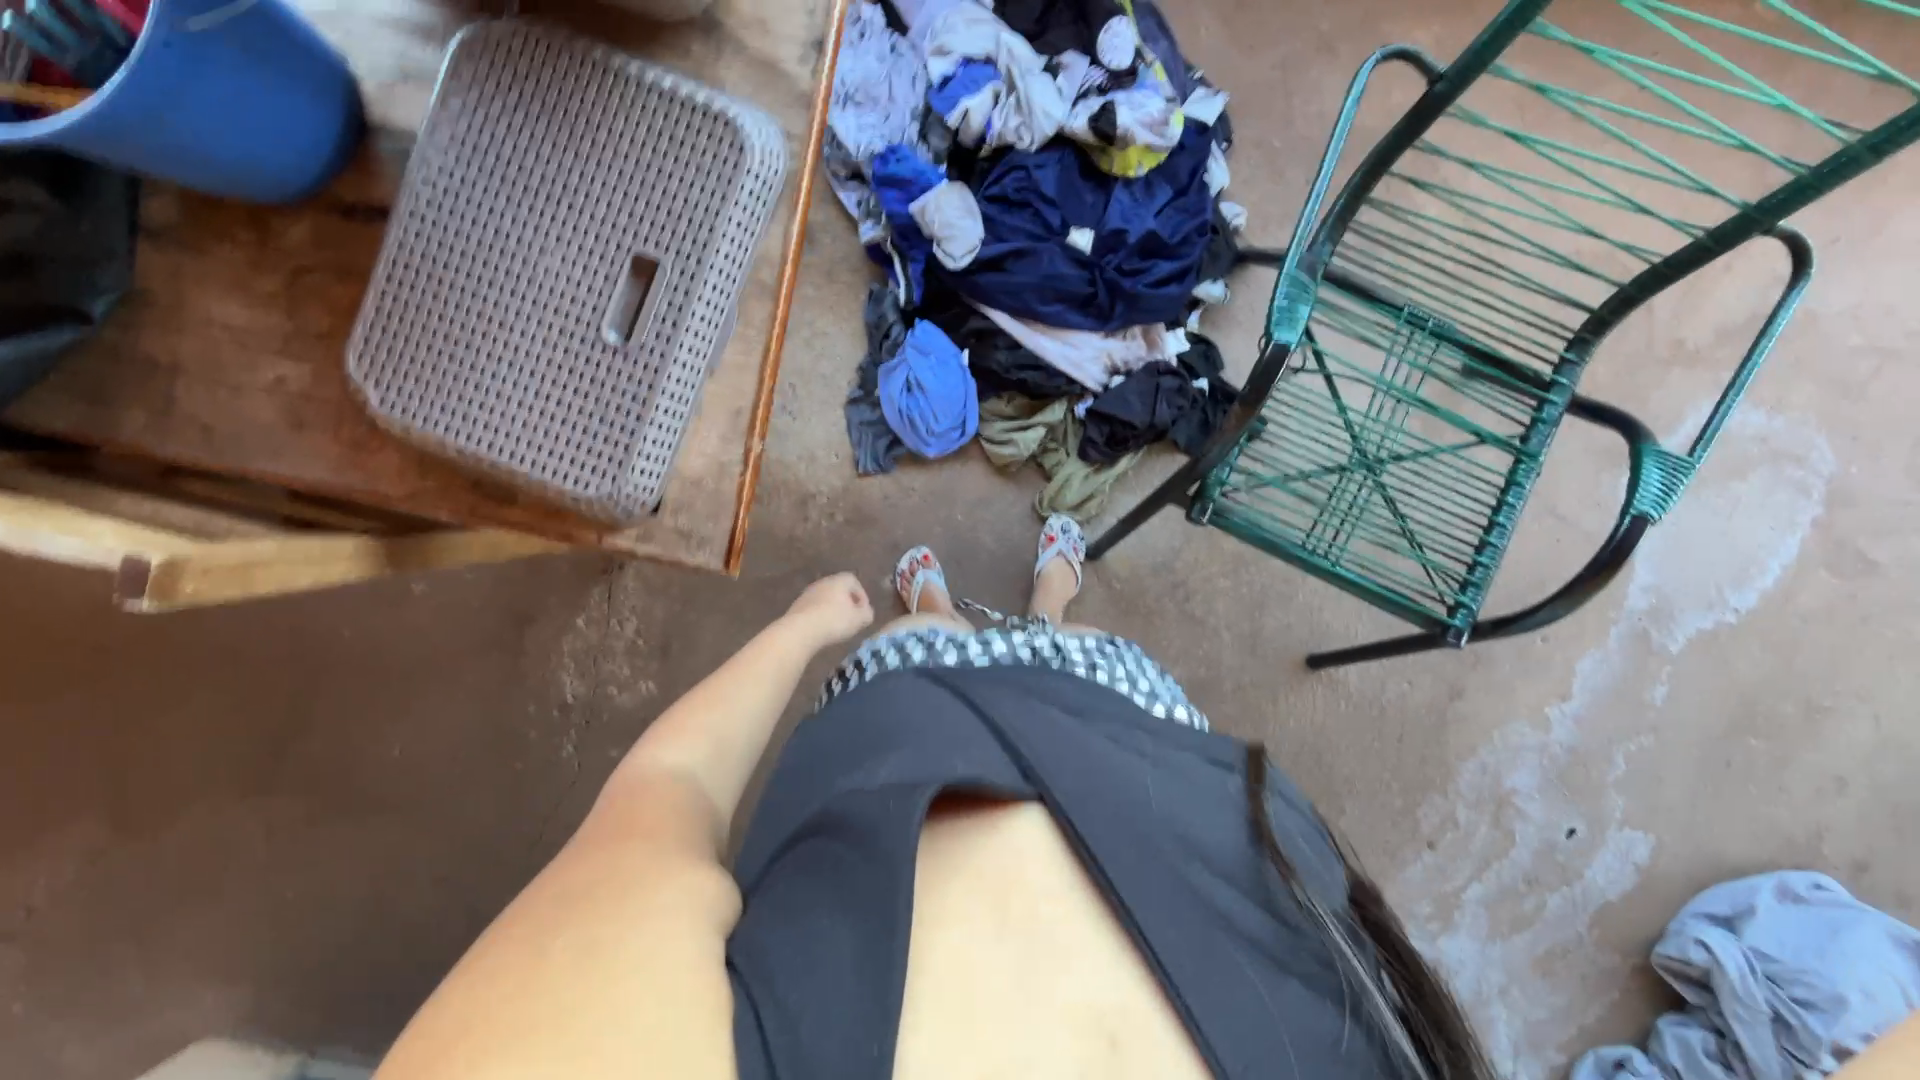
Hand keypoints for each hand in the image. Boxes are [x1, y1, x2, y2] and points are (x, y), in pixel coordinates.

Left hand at [784, 572, 873, 648]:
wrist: (800, 630)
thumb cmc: (835, 621)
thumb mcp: (860, 619)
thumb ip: (867, 613)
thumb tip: (866, 612)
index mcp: (839, 581)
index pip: (854, 580)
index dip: (861, 595)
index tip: (863, 610)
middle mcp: (822, 582)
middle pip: (838, 589)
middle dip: (846, 602)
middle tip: (851, 618)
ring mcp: (807, 593)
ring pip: (825, 599)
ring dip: (832, 610)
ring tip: (836, 626)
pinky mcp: (796, 606)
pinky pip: (813, 609)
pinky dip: (819, 616)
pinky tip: (821, 629)